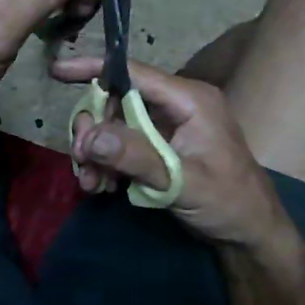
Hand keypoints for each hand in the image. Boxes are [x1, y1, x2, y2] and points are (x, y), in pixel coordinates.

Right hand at [53, 54, 299, 255]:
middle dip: (92, 130)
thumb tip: (90, 136)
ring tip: (90, 183)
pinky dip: (104, 165)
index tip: (57, 72)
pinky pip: (118, 147)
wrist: (248, 234)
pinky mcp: (156, 149)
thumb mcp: (183, 182)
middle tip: (80, 158)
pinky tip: (101, 186)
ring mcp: (164, 128)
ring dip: (94, 153)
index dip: (94, 70)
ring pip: (112, 127)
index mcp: (189, 100)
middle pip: (115, 102)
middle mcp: (174, 106)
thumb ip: (137, 157)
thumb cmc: (228, 203)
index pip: (133, 73)